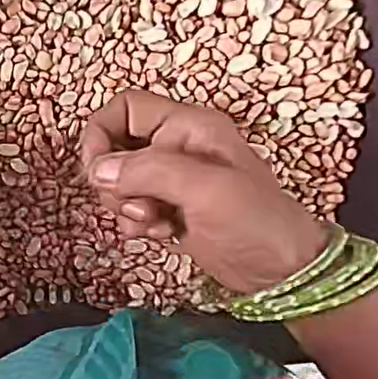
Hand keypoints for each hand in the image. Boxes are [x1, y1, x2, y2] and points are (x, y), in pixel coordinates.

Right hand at [79, 91, 327, 294]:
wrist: (281, 270)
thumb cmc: (254, 223)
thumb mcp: (204, 189)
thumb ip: (148, 171)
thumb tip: (98, 170)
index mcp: (187, 126)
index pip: (123, 108)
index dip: (100, 135)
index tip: (96, 171)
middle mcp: (176, 147)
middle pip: (114, 148)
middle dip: (114, 181)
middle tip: (138, 204)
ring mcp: (172, 179)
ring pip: (118, 181)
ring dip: (125, 206)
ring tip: (154, 221)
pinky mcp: (168, 207)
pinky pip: (130, 207)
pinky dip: (135, 223)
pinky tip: (159, 233)